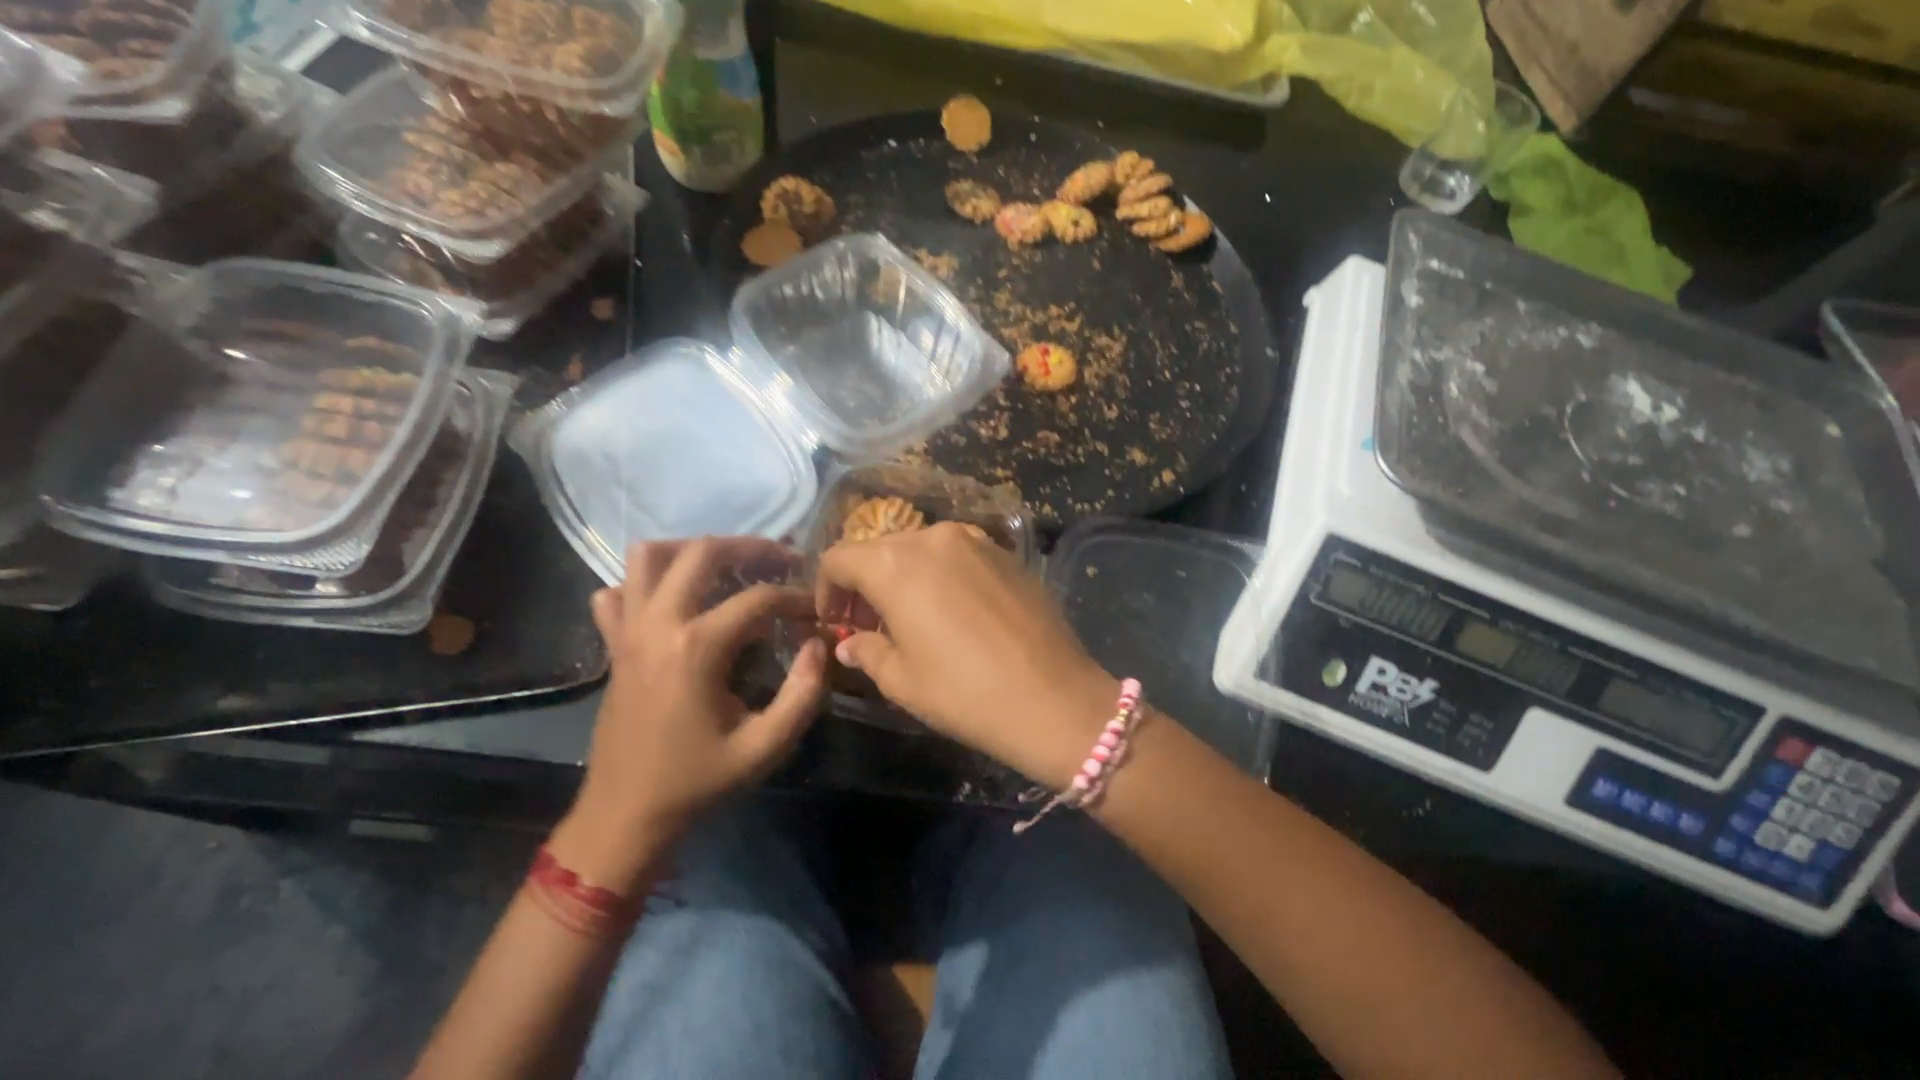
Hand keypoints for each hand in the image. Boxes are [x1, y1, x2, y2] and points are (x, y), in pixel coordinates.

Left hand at [553, 538, 827, 893]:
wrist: (627, 812)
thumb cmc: (699, 781)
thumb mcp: (766, 746)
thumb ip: (803, 693)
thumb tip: (818, 646)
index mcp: (698, 647)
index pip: (758, 598)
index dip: (795, 597)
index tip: (815, 611)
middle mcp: (659, 624)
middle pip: (701, 553)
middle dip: (749, 547)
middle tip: (780, 559)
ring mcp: (628, 630)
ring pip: (648, 556)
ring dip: (690, 550)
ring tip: (726, 566)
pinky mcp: (613, 645)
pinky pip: (616, 592)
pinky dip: (642, 583)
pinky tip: (672, 601)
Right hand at [815, 524, 1115, 786]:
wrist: (1054, 699)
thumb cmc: (965, 694)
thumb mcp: (902, 681)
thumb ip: (867, 651)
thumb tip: (850, 643)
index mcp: (895, 564)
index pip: (839, 559)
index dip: (826, 590)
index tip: (833, 622)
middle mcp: (932, 537)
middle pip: (879, 549)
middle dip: (864, 583)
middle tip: (867, 625)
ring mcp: (975, 540)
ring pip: (920, 548)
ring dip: (903, 576)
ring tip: (910, 619)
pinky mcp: (1006, 553)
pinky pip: (957, 554)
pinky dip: (940, 574)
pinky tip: (953, 612)